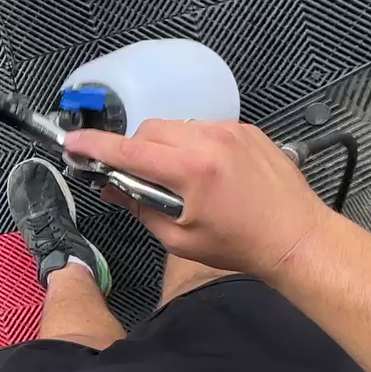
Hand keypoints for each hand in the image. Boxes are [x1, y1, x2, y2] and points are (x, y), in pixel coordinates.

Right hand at [66, 120, 337, 279]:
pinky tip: (202, 172)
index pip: (128, 151)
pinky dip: (189, 144)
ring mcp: (230, 131)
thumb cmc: (239, 246)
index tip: (72, 144)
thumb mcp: (178, 238)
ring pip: (173, 126)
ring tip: (174, 177)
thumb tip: (110, 188)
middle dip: (133, 150)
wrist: (298, 238)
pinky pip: (200, 127)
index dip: (94, 146)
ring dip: (161, 146)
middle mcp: (210, 141)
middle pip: (148, 130)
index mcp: (191, 171)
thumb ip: (138, 207)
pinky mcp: (246, 129)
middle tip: (136, 179)